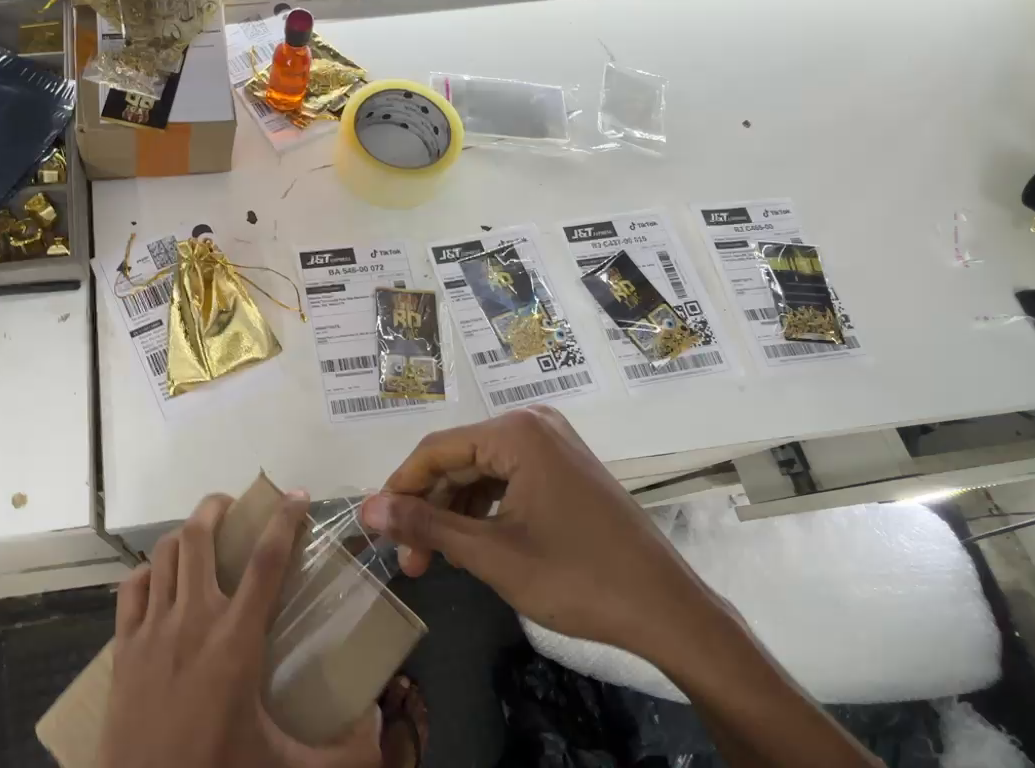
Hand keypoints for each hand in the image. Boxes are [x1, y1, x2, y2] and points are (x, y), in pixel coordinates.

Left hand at [100, 493, 380, 767]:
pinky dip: (148, 571)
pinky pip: (132, 587)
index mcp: (236, 641)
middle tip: (237, 506)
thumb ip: (345, 755)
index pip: (267, 562)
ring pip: (164, 553)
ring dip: (184, 533)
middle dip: (218, 508)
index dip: (284, 521)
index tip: (298, 496)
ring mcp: (152, 629)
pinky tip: (162, 579)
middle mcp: (193, 619)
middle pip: (199, 537)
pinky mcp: (123, 646)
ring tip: (202, 533)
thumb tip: (381, 726)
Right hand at [360, 405, 719, 666]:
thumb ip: (425, 525)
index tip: (376, 528)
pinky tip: (470, 545)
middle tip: (408, 559)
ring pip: (480, 472)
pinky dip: (483, 511)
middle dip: (428, 509)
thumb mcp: (490, 553)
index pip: (435, 450)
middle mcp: (533, 425)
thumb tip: (368, 508)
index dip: (400, 488)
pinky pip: (507, 480)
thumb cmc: (576, 578)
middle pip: (458, 459)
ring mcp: (553, 445)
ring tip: (434, 561)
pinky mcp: (565, 469)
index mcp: (516, 432)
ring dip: (453, 514)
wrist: (666, 610)